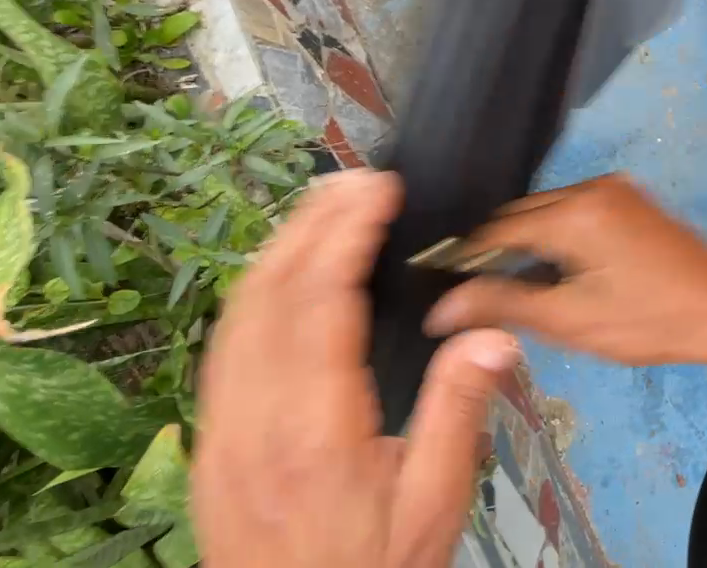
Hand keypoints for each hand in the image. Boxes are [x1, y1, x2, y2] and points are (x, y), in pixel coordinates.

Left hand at [192, 169, 521, 567]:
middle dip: (311, 225)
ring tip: (323, 203)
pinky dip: (258, 287)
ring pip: (237, 316)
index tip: (379, 190)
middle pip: (269, 297)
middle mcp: (254, 420)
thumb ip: (458, 412)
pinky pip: (227, 344)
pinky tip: (285, 269)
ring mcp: (220, 431)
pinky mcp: (212, 442)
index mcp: (314, 429)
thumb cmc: (378, 564)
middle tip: (355, 177)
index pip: (321, 307)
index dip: (346, 236)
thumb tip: (493, 332)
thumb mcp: (435, 500)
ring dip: (280, 248)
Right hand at [424, 173, 706, 365]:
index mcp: (575, 211)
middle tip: (485, 299)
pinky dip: (559, 235)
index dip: (468, 261)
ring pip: (550, 211)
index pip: (497, 229)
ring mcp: (616, 188)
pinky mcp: (631, 197)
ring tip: (522, 291)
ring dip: (531, 243)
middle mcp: (593, 186)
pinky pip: (577, 210)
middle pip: (524, 214)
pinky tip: (558, 272)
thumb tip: (440, 308)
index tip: (446, 293)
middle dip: (501, 252)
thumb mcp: (569, 320)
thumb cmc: (646, 321)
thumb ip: (502, 304)